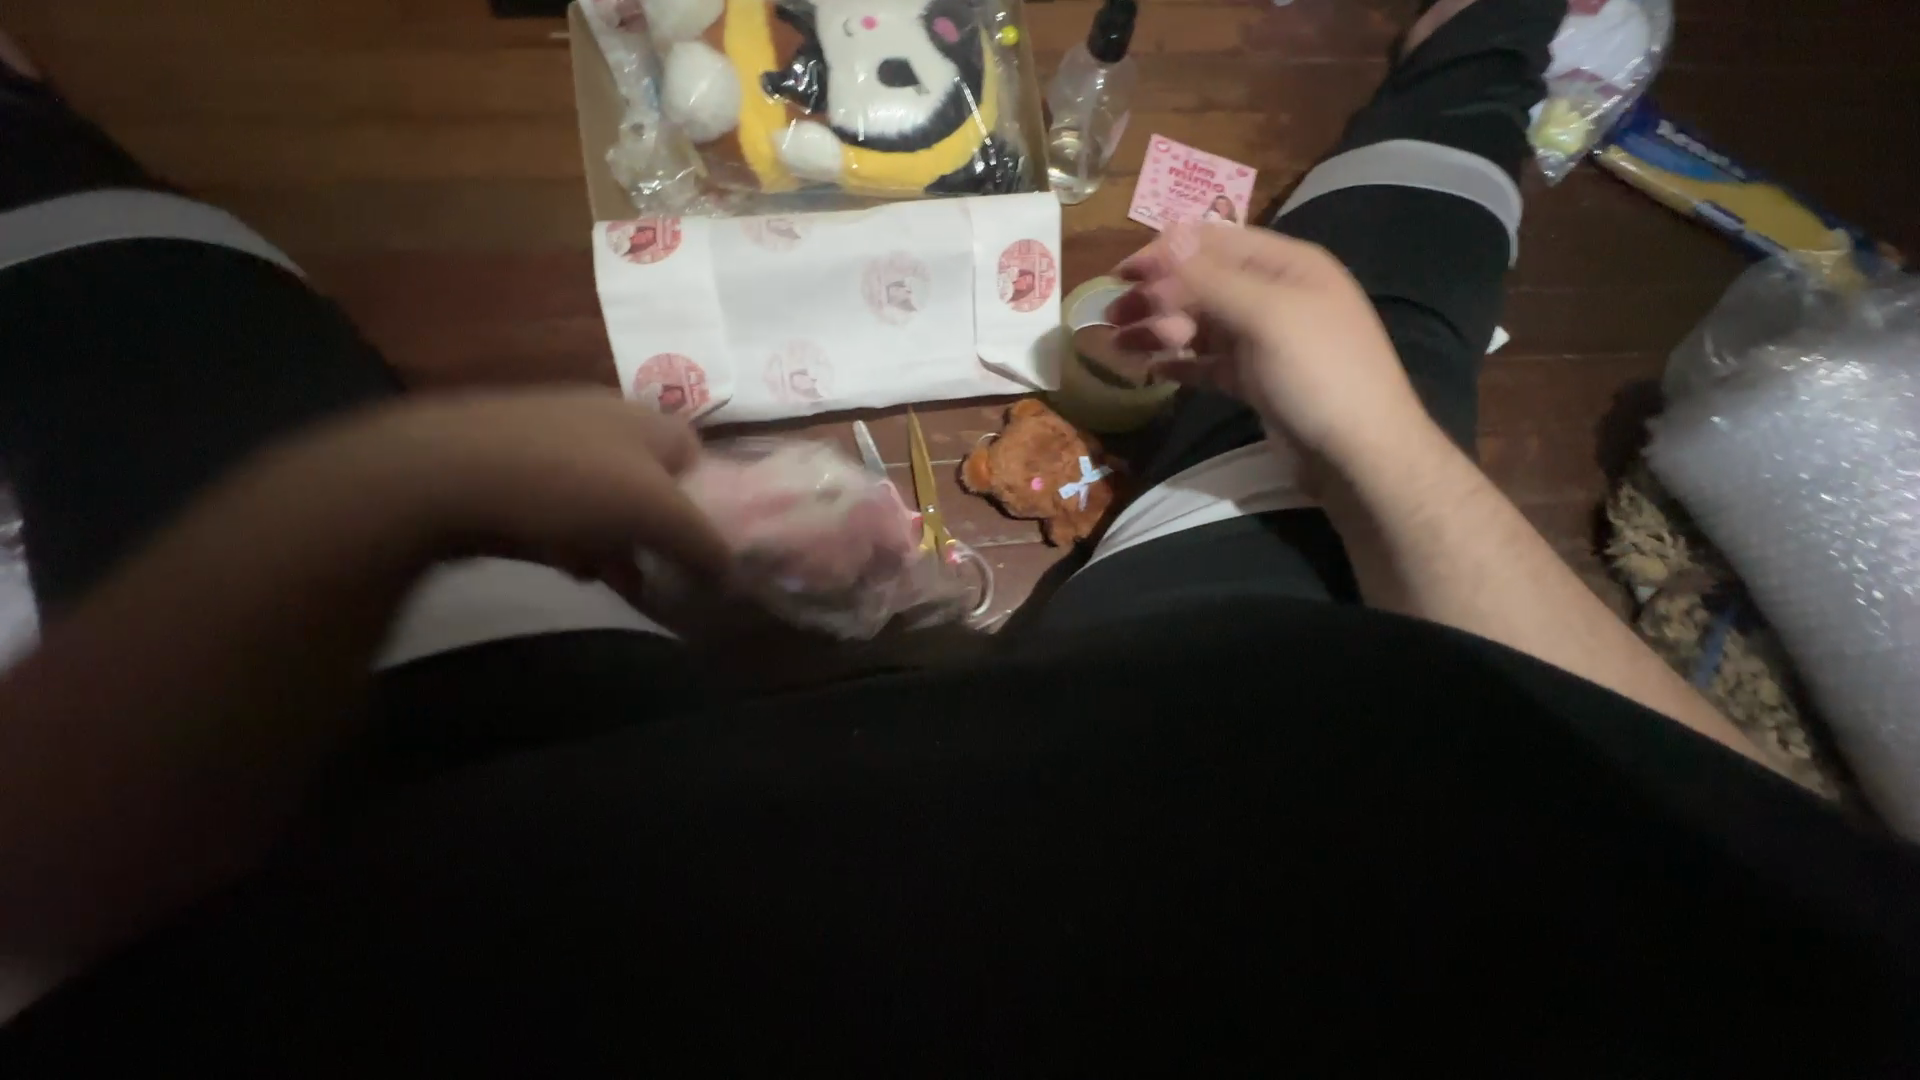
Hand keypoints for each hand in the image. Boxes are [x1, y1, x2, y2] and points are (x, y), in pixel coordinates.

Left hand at [283, 388, 728, 581]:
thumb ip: (703, 543)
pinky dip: (570, 537)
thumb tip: (732, 572)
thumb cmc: (567, 483)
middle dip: (657, 531)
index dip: (707, 500)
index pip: (698, 456)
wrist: (437, 474)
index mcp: (646, 420)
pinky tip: (563, 563)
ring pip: (604, 499)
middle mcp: (603, 420)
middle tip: (656, 568)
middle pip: (651, 483)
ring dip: (616, 541)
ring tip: (610, 577)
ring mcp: (550, 440)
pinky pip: (559, 506)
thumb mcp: (656, 514)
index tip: (699, 543)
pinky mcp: (507, 465)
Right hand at [1108, 224, 1435, 464]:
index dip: (1164, 254)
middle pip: (1201, 284)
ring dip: (1159, 330)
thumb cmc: (1319, 374)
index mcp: (1285, 265)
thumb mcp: (1266, 315)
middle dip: (1154, 297)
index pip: (1213, 243)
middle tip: (1111, 319)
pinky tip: (1151, 371)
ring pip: (1199, 325)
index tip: (1120, 276)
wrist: (1358, 453)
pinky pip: (1207, 363)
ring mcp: (1263, 340)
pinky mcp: (1254, 380)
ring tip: (1119, 347)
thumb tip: (1164, 236)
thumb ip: (1211, 278)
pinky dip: (1179, 363)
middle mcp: (1273, 295)